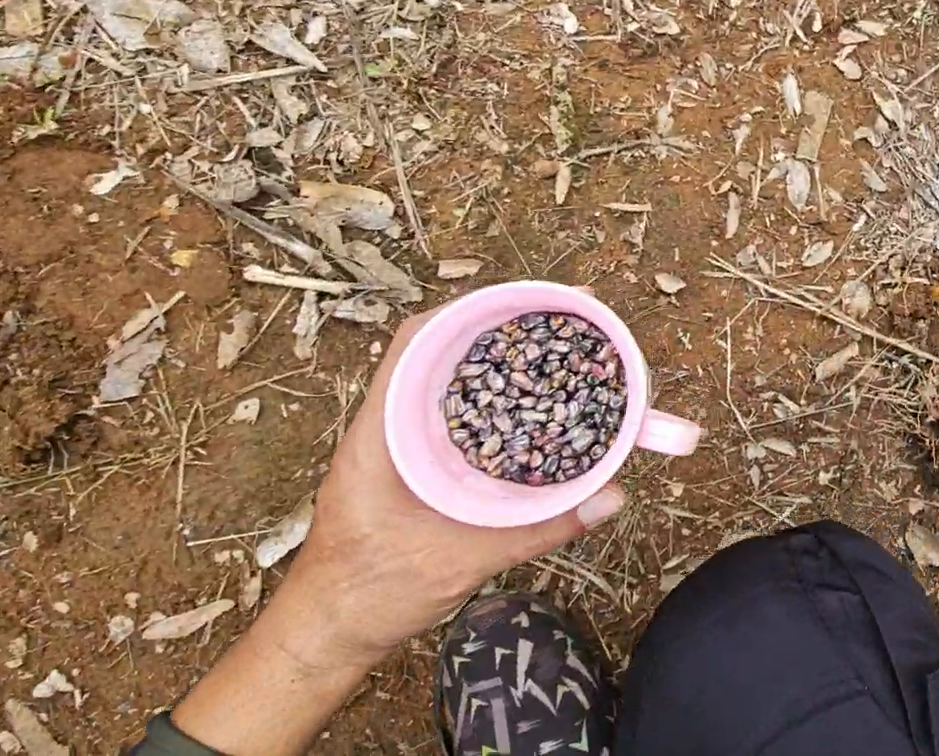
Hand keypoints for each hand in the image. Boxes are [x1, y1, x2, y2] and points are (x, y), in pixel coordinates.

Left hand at [278, 310, 625, 669]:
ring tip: (558, 347)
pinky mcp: (414, 461)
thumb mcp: (462, 560)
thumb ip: (542, 528)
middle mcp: (387, 425)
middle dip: (501, 325)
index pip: (416, 342)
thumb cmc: (371, 596)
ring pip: (449, 376)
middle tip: (564, 319)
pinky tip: (535, 401)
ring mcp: (399, 442)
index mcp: (380, 433)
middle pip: (441, 348)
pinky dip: (496, 393)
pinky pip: (457, 408)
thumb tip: (614, 496)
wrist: (324, 638)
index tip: (530, 300)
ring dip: (499, 356)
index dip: (471, 309)